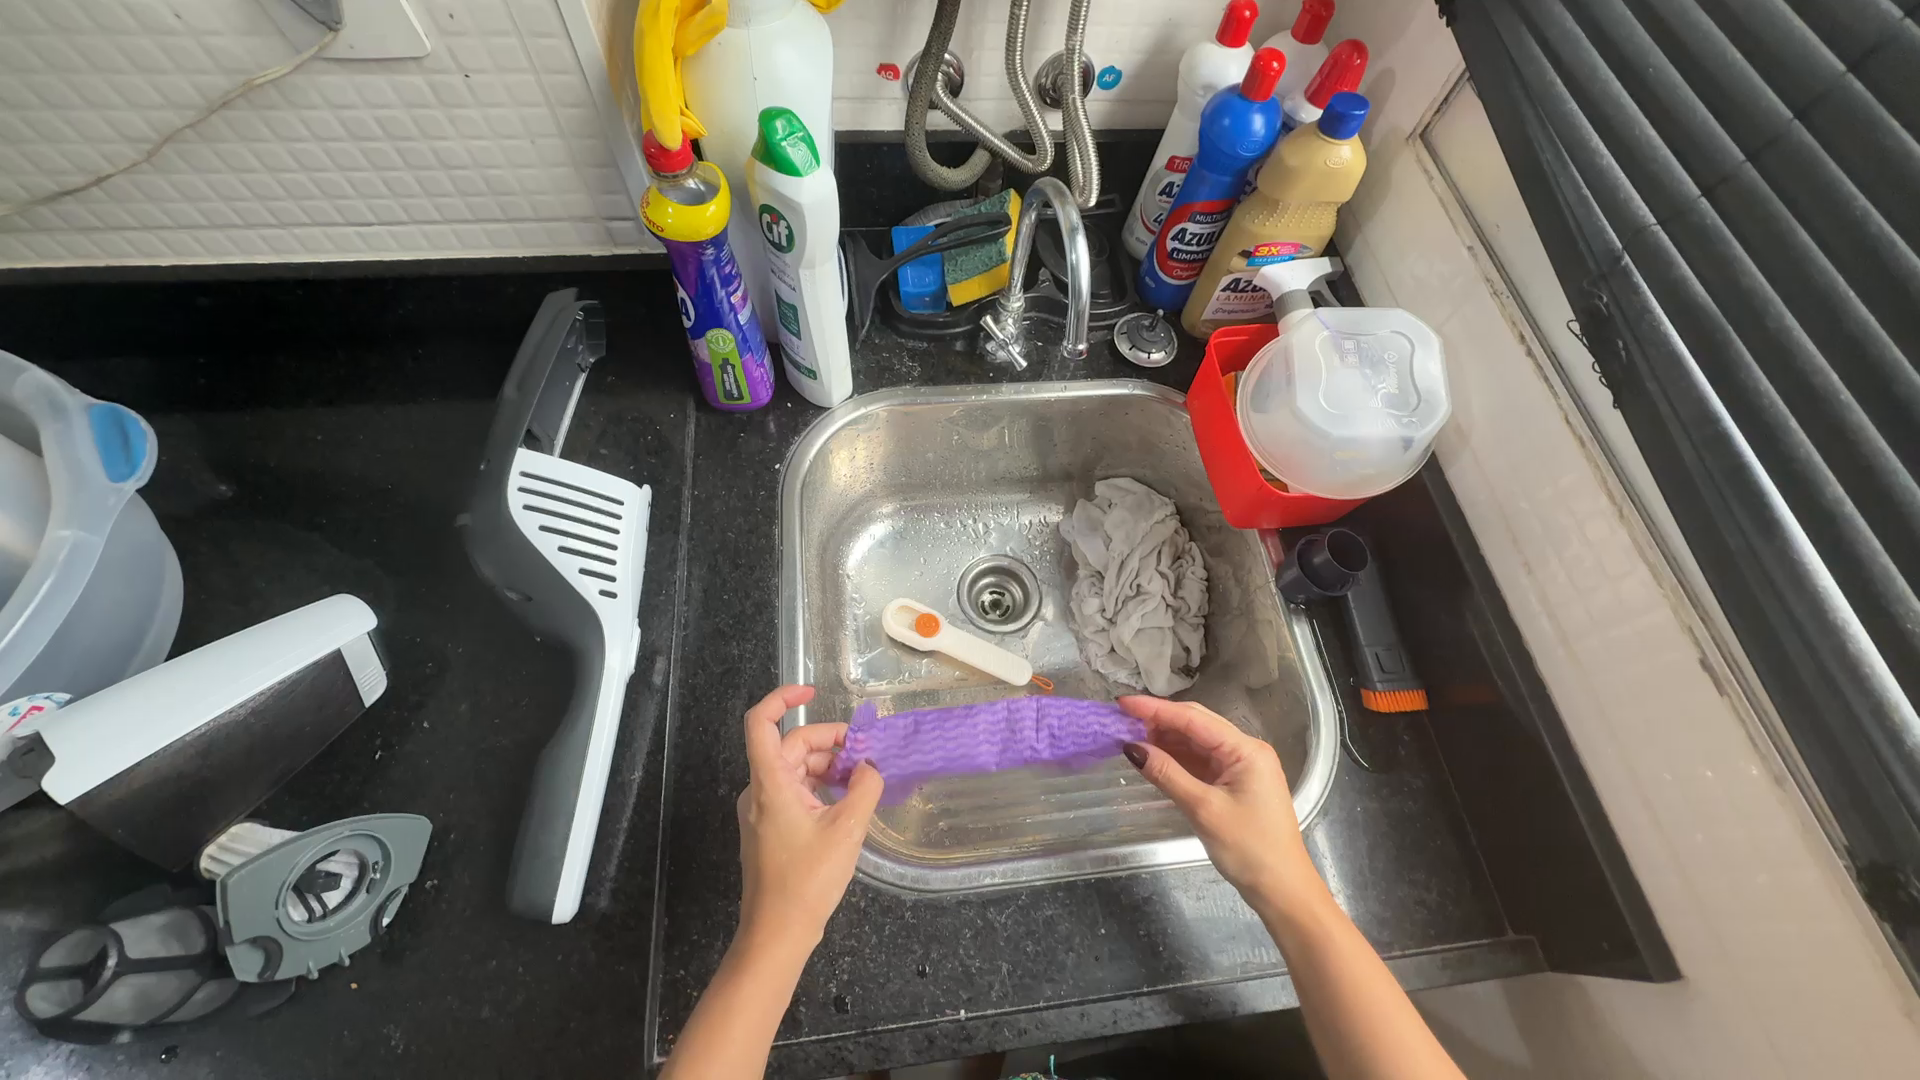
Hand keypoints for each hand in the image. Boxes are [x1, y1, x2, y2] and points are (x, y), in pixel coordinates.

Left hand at [735, 685, 883, 952]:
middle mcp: (760, 790)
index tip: (814, 691)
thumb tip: (871, 767)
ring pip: (795, 767)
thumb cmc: (807, 880)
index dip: (783, 697)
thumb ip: (864, 788)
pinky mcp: (769, 828)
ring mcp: (762, 810)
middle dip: (830, 741)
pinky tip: (848, 800)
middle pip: (790, 744)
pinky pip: (795, 790)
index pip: (760, 722)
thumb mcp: (847, 829)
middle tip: (866, 754)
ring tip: (862, 778)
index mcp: (770, 783)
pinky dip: (821, 786)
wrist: (777, 935)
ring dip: (829, 765)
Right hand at [1119, 696, 1320, 912]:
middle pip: (1196, 724)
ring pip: (1196, 742)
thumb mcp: (1202, 809)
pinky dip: (1176, 758)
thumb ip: (1166, 774)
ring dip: (1165, 739)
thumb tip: (1131, 748)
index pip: (1193, 718)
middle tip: (1122, 720)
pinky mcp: (1234, 783)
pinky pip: (1200, 761)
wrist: (1282, 890)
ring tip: (1130, 736)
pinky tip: (1153, 756)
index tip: (1122, 703)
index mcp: (1245, 749)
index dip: (1155, 709)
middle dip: (1159, 720)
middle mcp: (1245, 750)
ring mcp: (1241, 766)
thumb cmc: (1248, 848)